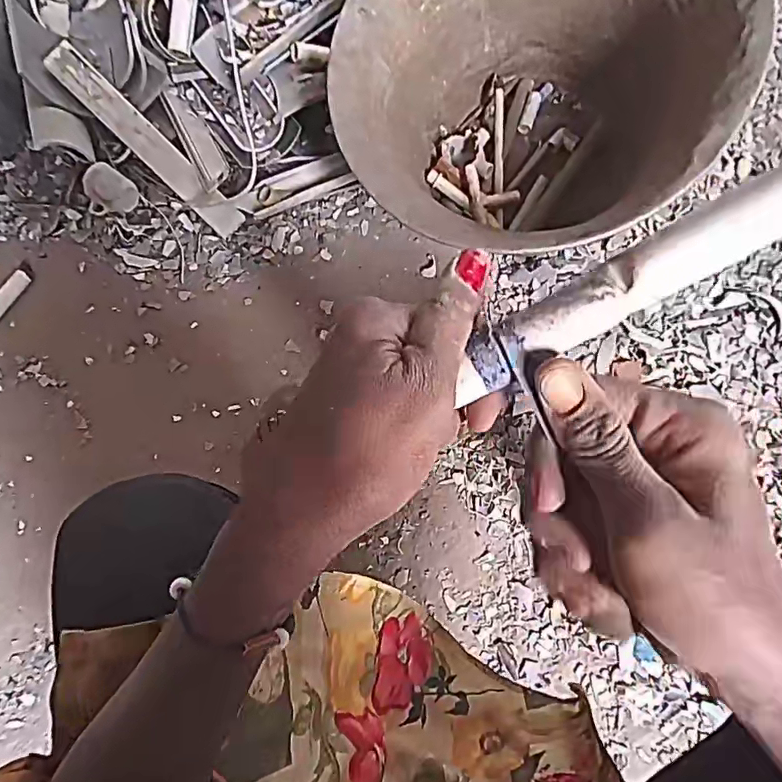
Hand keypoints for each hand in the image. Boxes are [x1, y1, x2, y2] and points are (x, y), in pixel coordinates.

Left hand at [235, 252, 492, 567]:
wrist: (305, 514)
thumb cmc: (361, 457)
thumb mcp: (428, 383)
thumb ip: (452, 322)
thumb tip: (470, 266)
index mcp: (372, 318)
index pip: (450, 319)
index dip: (472, 362)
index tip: (476, 396)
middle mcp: (352, 338)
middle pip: (432, 353)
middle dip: (450, 393)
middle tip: (447, 427)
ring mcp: (346, 374)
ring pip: (417, 386)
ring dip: (430, 417)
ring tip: (415, 446)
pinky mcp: (343, 407)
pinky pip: (393, 408)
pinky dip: (405, 430)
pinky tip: (397, 453)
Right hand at [523, 357, 781, 687]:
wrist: (742, 672)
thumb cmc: (721, 600)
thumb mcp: (650, 519)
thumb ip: (597, 447)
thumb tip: (555, 376)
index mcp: (681, 428)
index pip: (583, 401)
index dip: (552, 451)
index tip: (550, 500)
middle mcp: (656, 452)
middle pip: (560, 459)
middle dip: (563, 521)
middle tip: (585, 558)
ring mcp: (634, 492)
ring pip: (556, 505)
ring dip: (568, 557)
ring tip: (604, 588)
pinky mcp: (618, 526)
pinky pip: (565, 536)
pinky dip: (577, 575)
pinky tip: (609, 597)